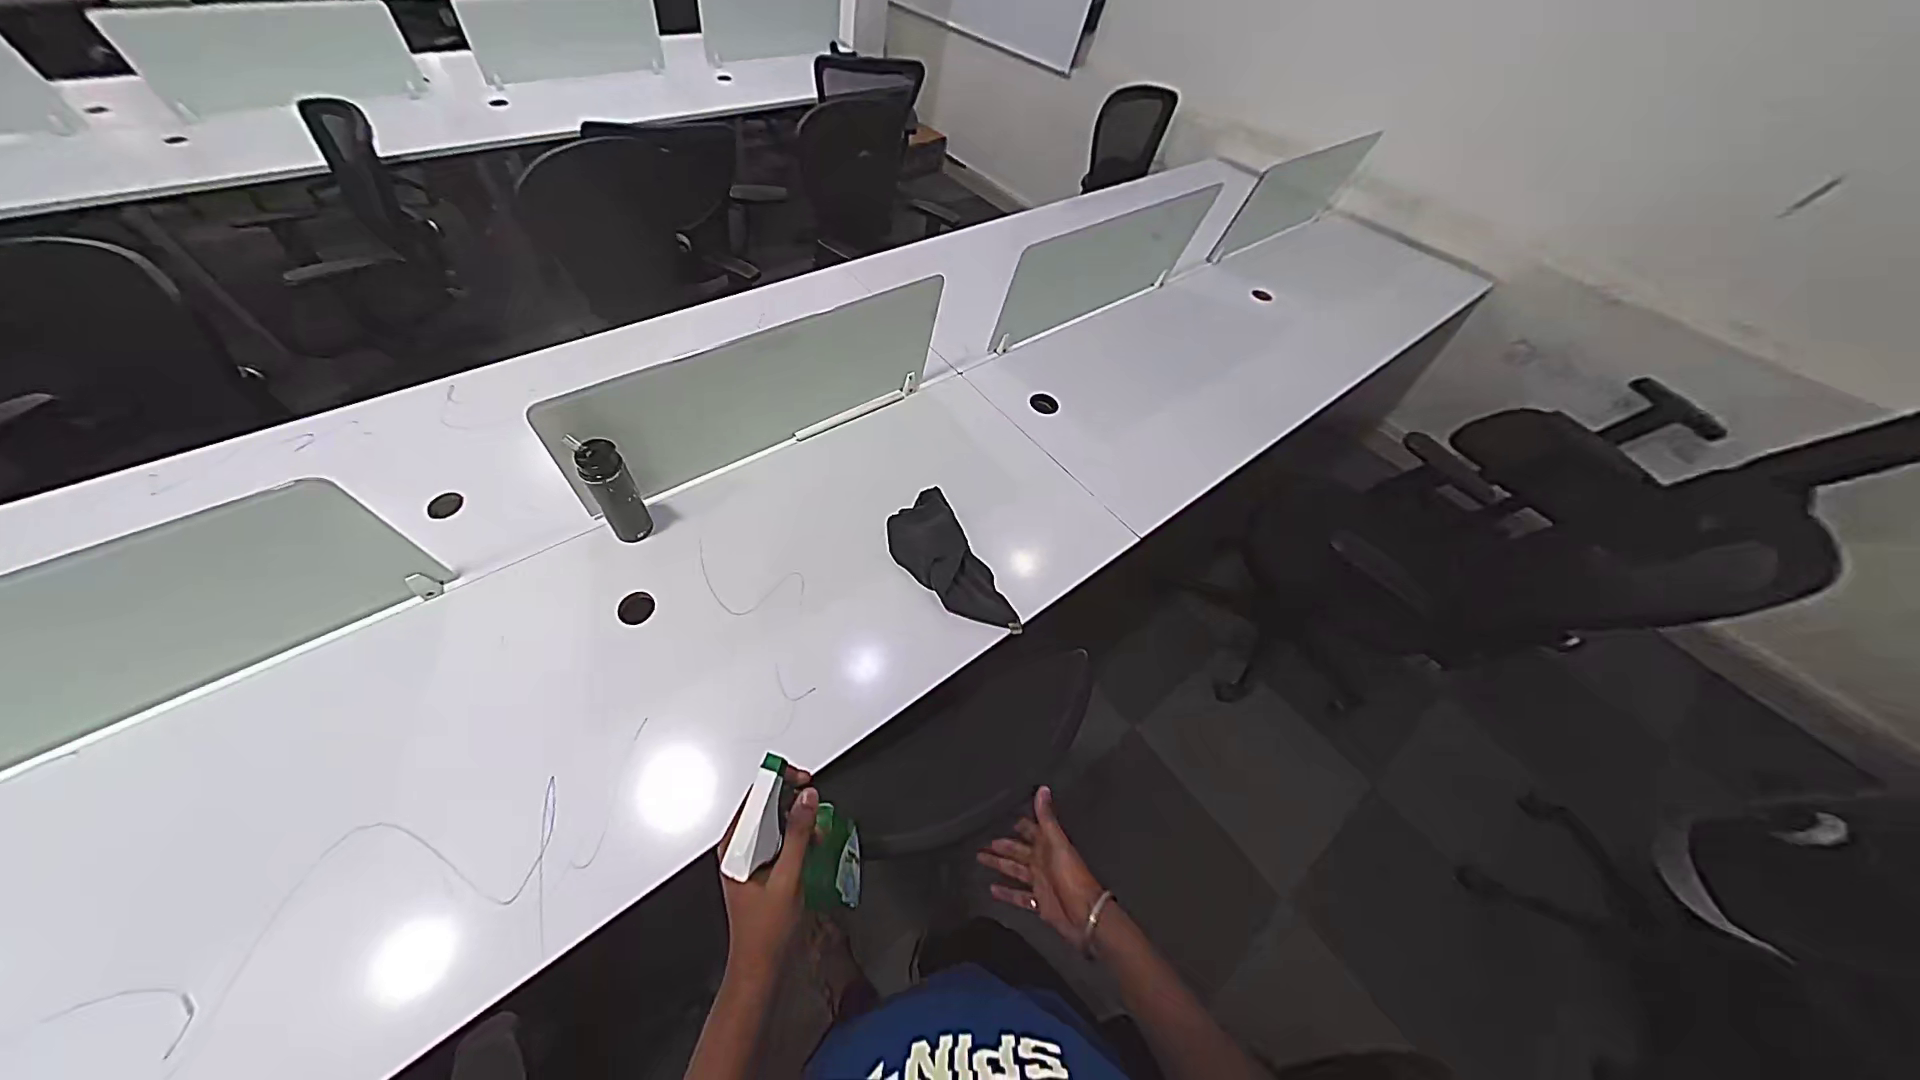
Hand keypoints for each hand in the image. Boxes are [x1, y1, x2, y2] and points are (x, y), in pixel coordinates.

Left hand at [715, 764, 818, 974]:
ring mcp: (749, 857)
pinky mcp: (762, 865)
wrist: (760, 968)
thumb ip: (799, 835)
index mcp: (734, 848)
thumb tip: (806, 799)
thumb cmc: (765, 931)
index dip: (779, 781)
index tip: (802, 778)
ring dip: (798, 818)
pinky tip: (812, 844)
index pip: (755, 799)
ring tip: (815, 829)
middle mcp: (738, 849)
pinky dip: (797, 834)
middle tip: (814, 797)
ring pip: (774, 821)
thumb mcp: (787, 877)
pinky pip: (779, 837)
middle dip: (792, 798)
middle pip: (764, 806)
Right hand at [977, 786, 1105, 947]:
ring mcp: (1040, 883)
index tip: (1003, 817)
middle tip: (984, 840)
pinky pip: (1018, 896)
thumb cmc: (1071, 875)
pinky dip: (1006, 893)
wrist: (1084, 914)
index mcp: (1048, 846)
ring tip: (981, 859)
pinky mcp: (1038, 903)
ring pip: (1015, 871)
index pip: (1031, 831)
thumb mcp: (1058, 843)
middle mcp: (1042, 862)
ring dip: (1000, 865)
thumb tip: (1043, 788)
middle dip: (1003, 845)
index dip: (1019, 825)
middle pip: (1019, 851)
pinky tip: (992, 890)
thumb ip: (1047, 818)